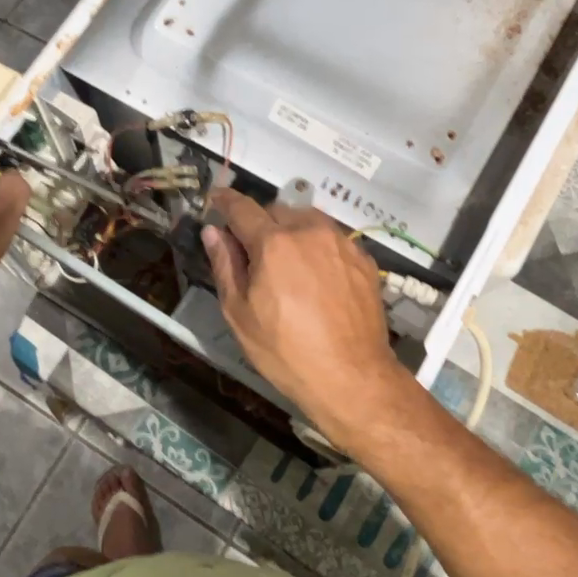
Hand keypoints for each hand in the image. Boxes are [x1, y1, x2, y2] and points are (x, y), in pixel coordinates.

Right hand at [201, 190, 420, 449]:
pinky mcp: (364, 260)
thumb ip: (225, 265)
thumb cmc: (285, 351)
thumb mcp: (240, 313)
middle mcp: (309, 231)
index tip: (216, 199)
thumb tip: (213, 232)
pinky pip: (332, 240)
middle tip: (252, 252)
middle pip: (277, 211)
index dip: (224, 201)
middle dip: (260, 223)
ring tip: (287, 264)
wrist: (351, 377)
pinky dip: (317, 248)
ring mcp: (341, 243)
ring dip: (291, 232)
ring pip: (308, 222)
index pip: (242, 208)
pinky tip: (316, 279)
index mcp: (273, 242)